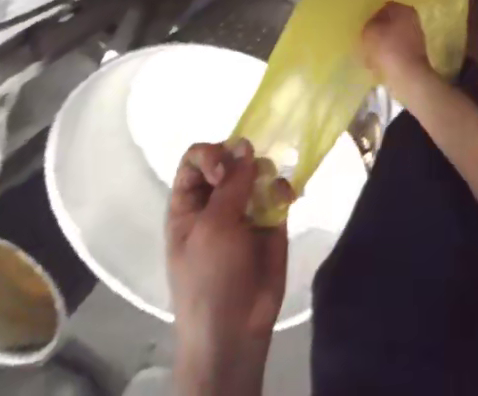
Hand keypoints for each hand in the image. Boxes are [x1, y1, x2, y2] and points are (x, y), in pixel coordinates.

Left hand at [166, 139, 287, 393]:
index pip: (196, 158)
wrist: (234, 332)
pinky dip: (283, 189)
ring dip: (266, 172)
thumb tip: (245, 144)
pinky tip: (288, 198)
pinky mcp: (271, 222)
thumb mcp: (212, 227)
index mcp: (189, 202)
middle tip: (254, 172)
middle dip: (243, 158)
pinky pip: (277, 194)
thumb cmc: (209, 278)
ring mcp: (244, 210)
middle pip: (229, 159)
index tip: (223, 171)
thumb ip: (231, 184)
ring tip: (272, 189)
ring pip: (256, 172)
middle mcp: (216, 201)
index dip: (211, 154)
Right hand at [360, 1, 433, 87]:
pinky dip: (389, 56)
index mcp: (403, 9)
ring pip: (393, 38)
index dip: (372, 17)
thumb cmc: (386, 47)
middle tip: (367, 41)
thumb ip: (369, 23)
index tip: (365, 28)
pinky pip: (397, 51)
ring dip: (382, 45)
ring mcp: (416, 36)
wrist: (407, 74)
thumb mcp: (369, 30)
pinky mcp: (416, 53)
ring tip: (371, 56)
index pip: (384, 7)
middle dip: (379, 32)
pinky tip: (379, 65)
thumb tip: (373, 25)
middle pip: (390, 23)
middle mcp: (413, 19)